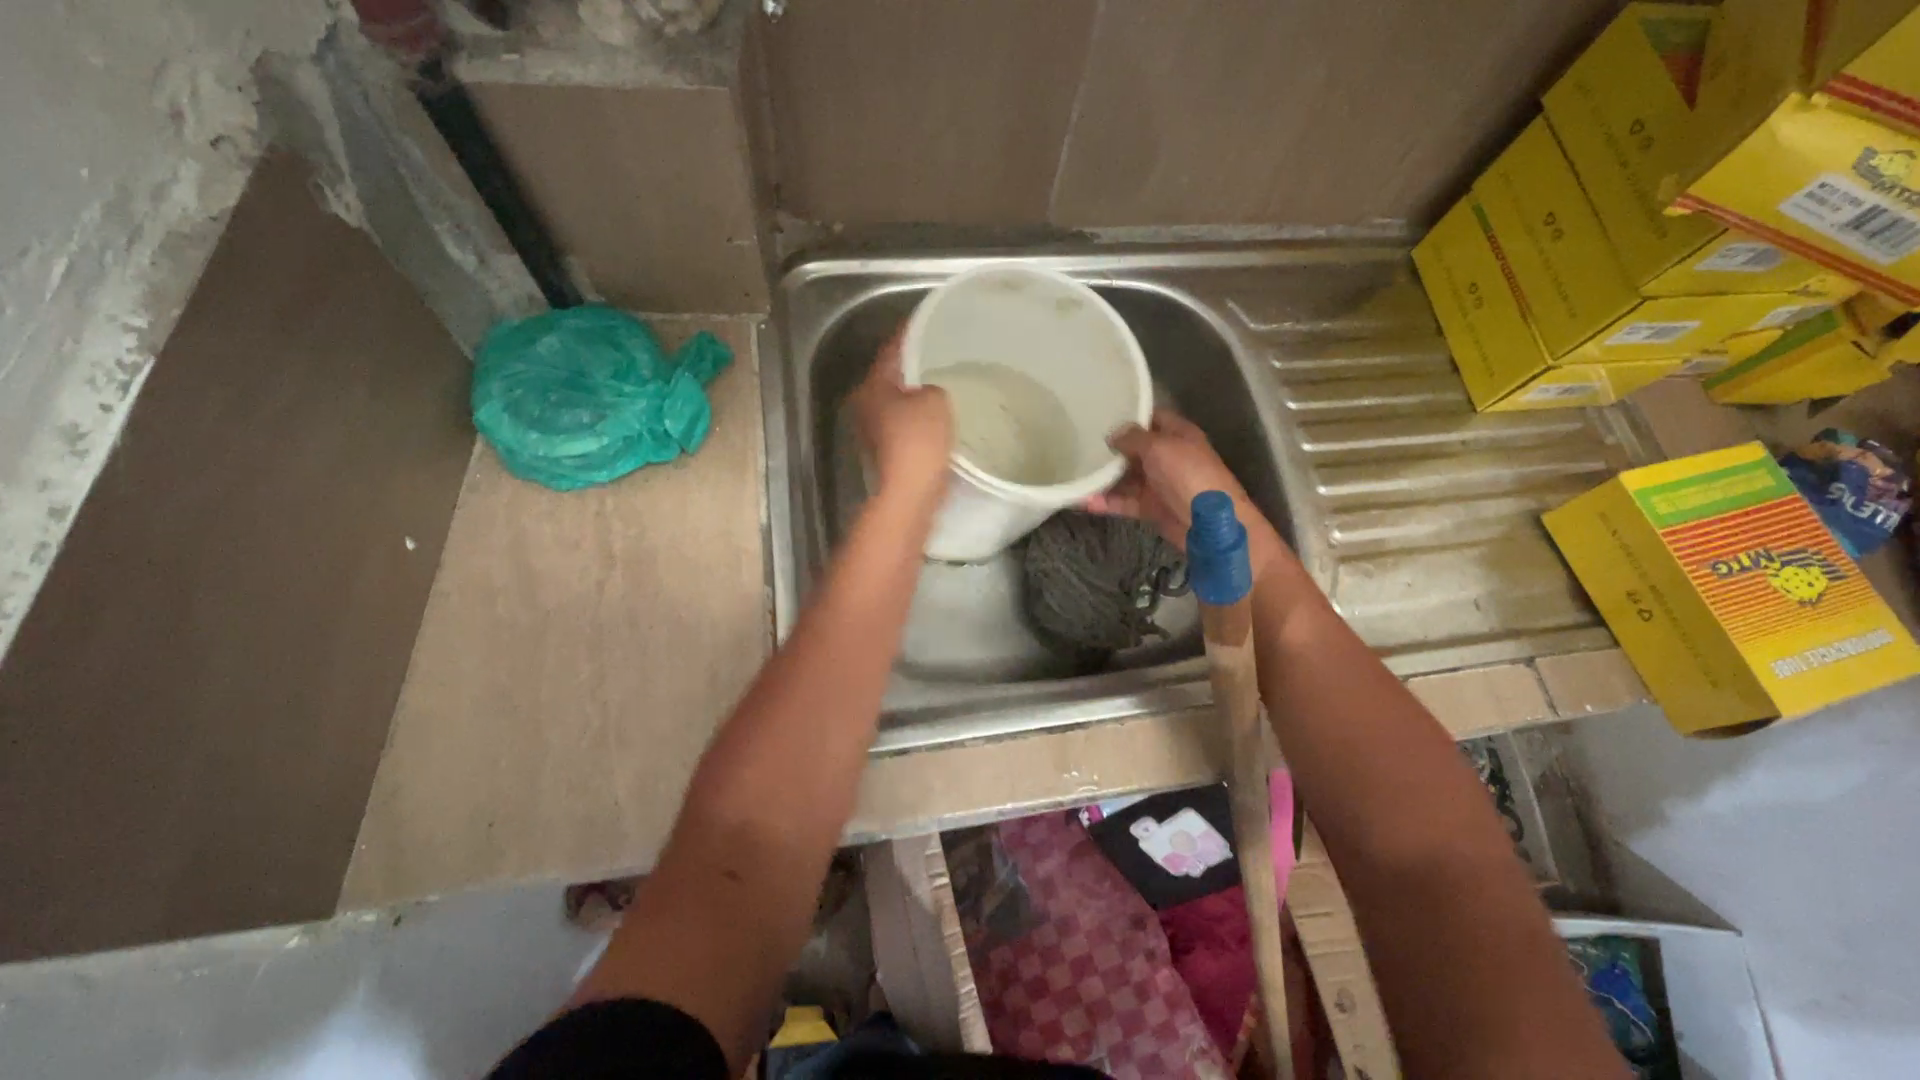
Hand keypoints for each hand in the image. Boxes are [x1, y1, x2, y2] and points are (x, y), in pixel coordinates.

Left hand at [850, 329, 952, 508]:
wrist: (910, 495)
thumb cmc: (919, 441)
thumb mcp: (936, 399)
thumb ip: (933, 385)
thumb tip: (928, 393)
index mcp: (871, 386)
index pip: (892, 349)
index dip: (911, 333)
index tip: (931, 321)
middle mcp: (865, 406)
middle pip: (892, 378)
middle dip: (915, 366)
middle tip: (944, 353)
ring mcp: (873, 433)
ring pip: (898, 403)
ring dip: (918, 395)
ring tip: (948, 383)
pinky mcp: (887, 454)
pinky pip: (906, 426)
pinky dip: (921, 420)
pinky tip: (943, 417)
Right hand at [1085, 407, 1285, 572]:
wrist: (1209, 524)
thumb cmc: (1189, 475)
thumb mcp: (1160, 447)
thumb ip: (1134, 438)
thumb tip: (1112, 435)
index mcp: (1178, 434)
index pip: (1152, 417)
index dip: (1130, 415)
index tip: (1101, 413)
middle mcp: (1168, 456)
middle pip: (1135, 449)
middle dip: (1111, 448)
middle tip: (1079, 444)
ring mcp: (1160, 483)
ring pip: (1127, 477)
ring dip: (1104, 477)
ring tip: (1076, 474)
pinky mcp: (1152, 508)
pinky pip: (1125, 502)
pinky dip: (1107, 502)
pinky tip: (1083, 501)